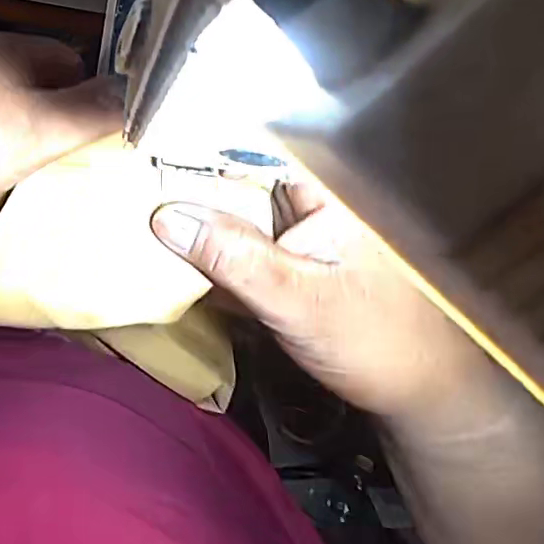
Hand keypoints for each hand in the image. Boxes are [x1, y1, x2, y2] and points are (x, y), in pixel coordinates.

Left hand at [0, 33, 120, 218]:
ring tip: (21, 156)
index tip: (88, 131)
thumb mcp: (47, 130)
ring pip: (13, 94)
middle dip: (58, 108)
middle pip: (43, 75)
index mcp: (12, 46)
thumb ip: (97, 111)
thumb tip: (140, 93)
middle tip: (56, 148)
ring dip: (27, 121)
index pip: (74, 59)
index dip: (90, 94)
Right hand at [152, 180, 524, 436]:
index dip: (197, 145)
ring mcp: (293, 234)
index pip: (249, 149)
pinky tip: (171, 255)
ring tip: (137, 214)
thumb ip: (232, 256)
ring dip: (190, 220)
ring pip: (230, 214)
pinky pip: (234, 246)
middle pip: (232, 180)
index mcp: (323, 191)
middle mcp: (307, 202)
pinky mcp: (282, 263)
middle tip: (126, 186)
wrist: (417, 398)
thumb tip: (167, 217)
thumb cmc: (378, 343)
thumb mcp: (297, 297)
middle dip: (184, 185)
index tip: (142, 151)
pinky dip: (205, 251)